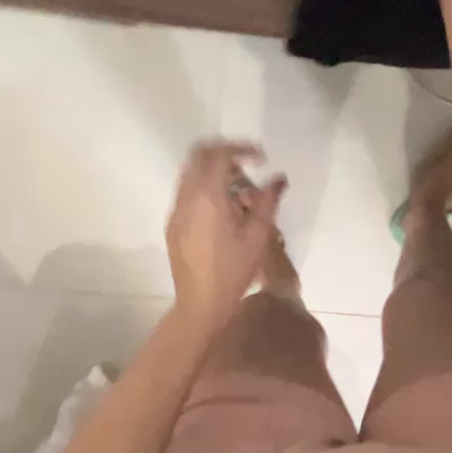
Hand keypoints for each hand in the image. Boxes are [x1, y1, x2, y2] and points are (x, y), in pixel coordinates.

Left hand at [165, 141, 286, 328]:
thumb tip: (278, 179)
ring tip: (239, 192)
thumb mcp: (258, 236)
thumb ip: (268, 201)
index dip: (241, 149)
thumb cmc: (233, 271)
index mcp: (208, 197)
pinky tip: (224, 211)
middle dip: (224, 155)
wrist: (200, 303)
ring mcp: (176, 211)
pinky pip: (186, 194)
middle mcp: (187, 198)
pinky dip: (204, 189)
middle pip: (199, 156)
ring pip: (190, 175)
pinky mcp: (173, 225)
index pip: (219, 154)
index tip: (261, 159)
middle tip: (247, 169)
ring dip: (213, 173)